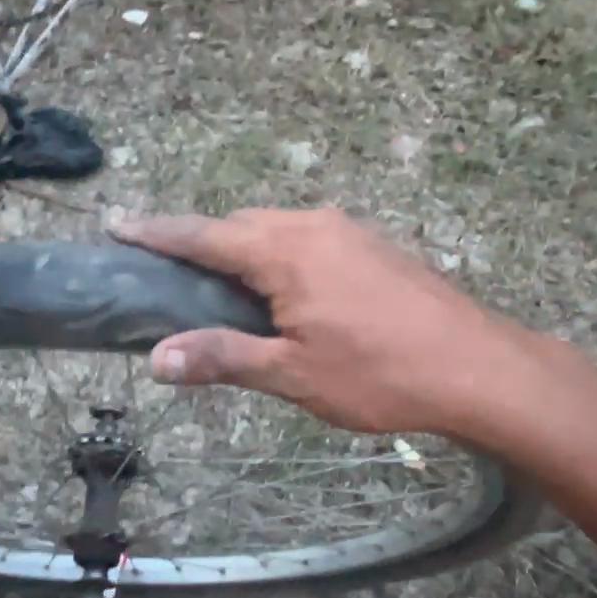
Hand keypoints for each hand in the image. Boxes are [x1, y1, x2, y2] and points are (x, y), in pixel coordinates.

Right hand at [113, 208, 541, 439]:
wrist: (478, 367)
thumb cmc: (380, 374)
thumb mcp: (293, 374)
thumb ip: (223, 358)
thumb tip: (157, 359)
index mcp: (285, 252)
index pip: (203, 235)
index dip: (156, 232)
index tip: (118, 223)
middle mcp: (312, 226)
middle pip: (239, 226)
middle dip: (201, 244)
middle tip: (173, 277)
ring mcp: (348, 231)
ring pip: (276, 229)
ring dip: (244, 250)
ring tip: (228, 292)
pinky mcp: (373, 245)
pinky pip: (308, 238)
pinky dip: (280, 255)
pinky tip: (289, 294)